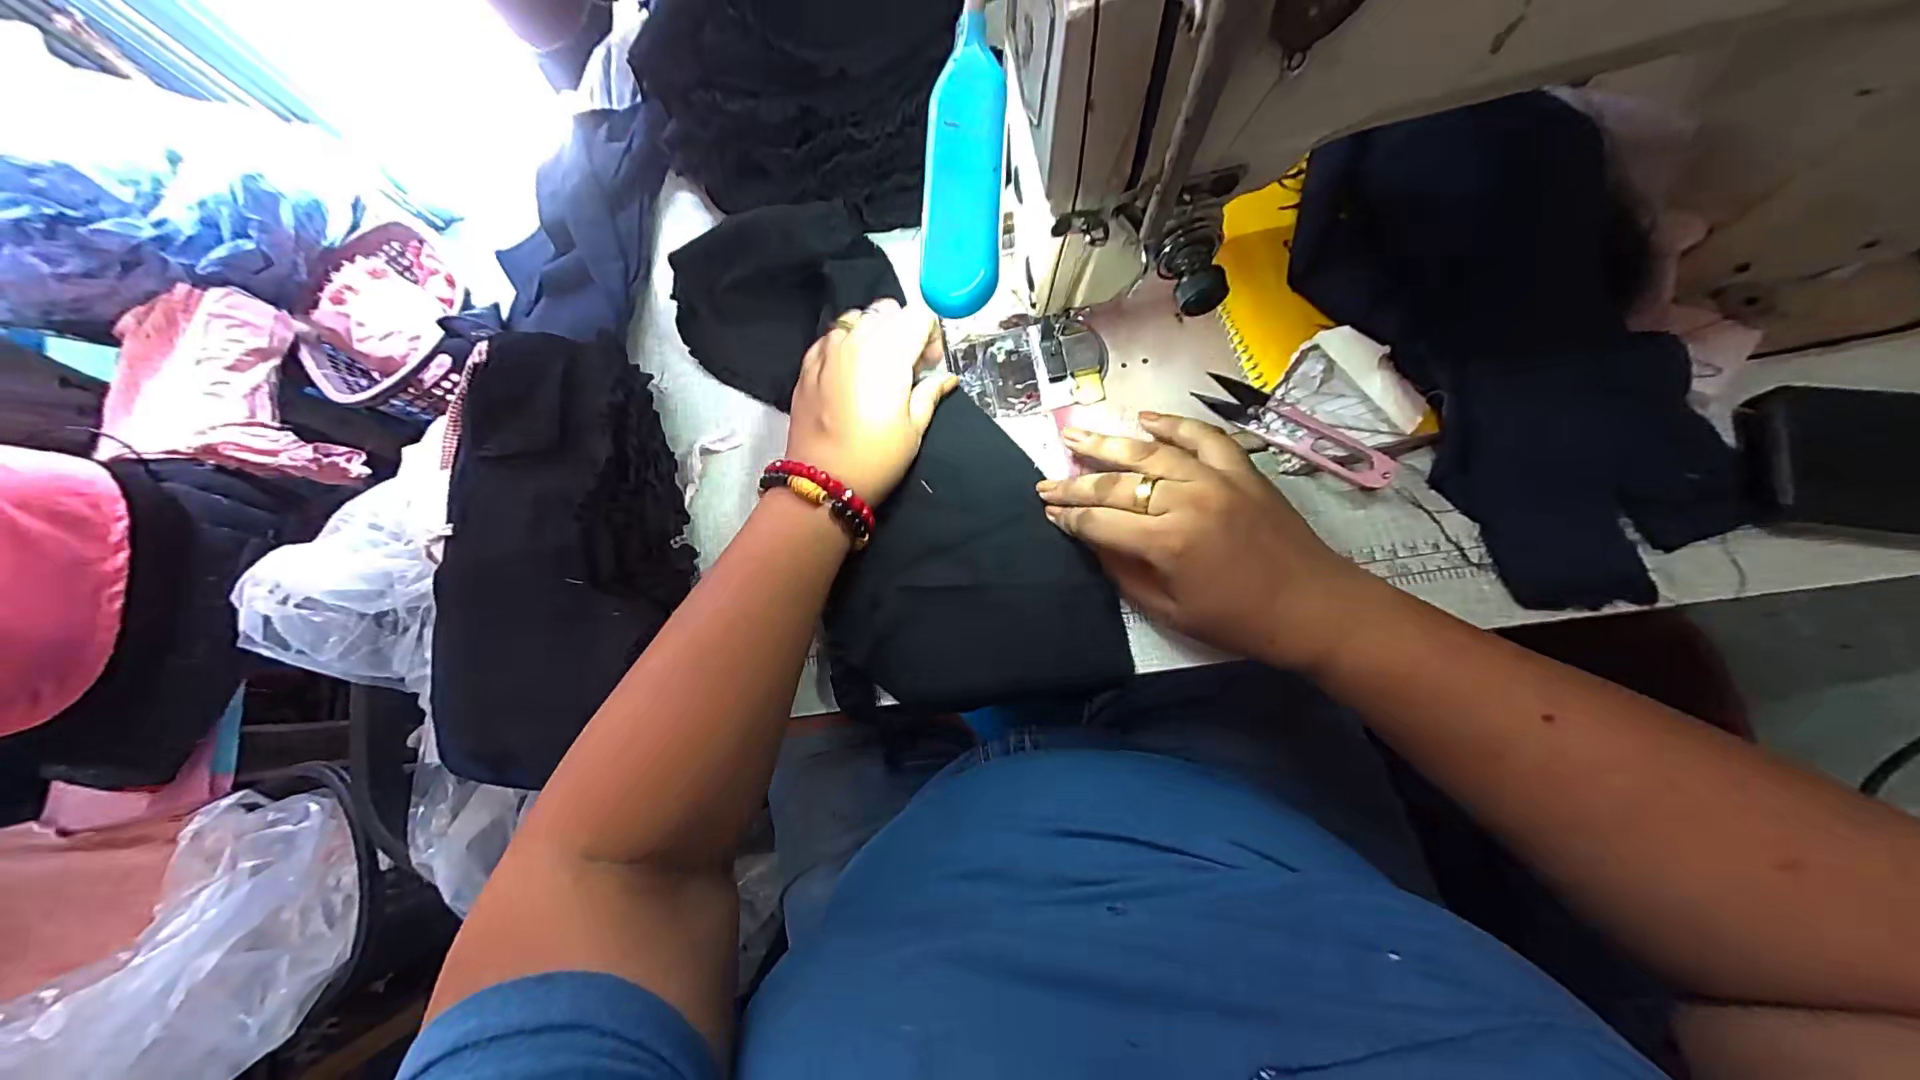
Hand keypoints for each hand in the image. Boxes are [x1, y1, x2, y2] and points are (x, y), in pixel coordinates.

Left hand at [786, 300, 957, 504]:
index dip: (930, 337)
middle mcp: (856, 340)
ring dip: (873, 335)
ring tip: (877, 370)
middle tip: (907, 368)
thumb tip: (946, 378)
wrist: (822, 481)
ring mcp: (827, 349)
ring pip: (857, 318)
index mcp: (888, 353)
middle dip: (903, 332)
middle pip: (888, 311)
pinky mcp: (807, 364)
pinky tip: (850, 375)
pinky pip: (832, 337)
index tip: (928, 367)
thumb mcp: (914, 429)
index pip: (919, 316)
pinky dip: (846, 346)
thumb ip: (930, 393)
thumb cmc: (875, 458)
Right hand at [1037, 412, 1384, 670]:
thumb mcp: (1168, 611)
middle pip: (1116, 485)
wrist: (1314, 607)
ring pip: (1150, 453)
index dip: (1068, 518)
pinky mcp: (1241, 471)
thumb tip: (1091, 541)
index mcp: (1166, 543)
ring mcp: (1216, 479)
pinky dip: (1173, 425)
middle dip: (1074, 485)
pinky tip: (1145, 419)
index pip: (1100, 523)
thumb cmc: (1237, 621)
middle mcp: (1186, 501)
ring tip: (1074, 433)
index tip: (1046, 512)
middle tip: (1043, 481)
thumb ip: (1123, 572)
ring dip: (1107, 443)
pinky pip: (1202, 437)